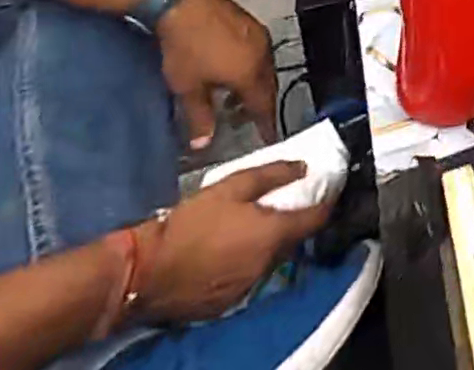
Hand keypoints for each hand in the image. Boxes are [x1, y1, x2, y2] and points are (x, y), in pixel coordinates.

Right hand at [131, 161, 332, 323]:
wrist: (141, 271)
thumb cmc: (191, 223)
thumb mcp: (234, 186)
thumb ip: (274, 174)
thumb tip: (304, 168)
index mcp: (274, 236)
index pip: (316, 219)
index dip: (328, 202)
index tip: (331, 190)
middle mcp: (267, 265)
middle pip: (295, 241)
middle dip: (297, 222)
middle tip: (291, 204)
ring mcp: (246, 288)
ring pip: (272, 260)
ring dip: (272, 243)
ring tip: (258, 225)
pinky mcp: (224, 304)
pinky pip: (249, 277)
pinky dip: (250, 262)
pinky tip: (235, 250)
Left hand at [157, 0, 276, 148]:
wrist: (186, 6)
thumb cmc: (186, 50)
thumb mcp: (188, 88)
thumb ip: (200, 117)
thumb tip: (203, 145)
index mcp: (250, 74)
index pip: (263, 105)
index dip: (266, 123)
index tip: (269, 137)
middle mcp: (263, 56)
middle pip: (269, 86)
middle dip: (261, 104)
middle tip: (247, 119)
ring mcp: (260, 38)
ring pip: (265, 69)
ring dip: (256, 85)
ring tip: (235, 96)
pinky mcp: (253, 25)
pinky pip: (261, 53)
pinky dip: (253, 67)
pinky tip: (235, 69)